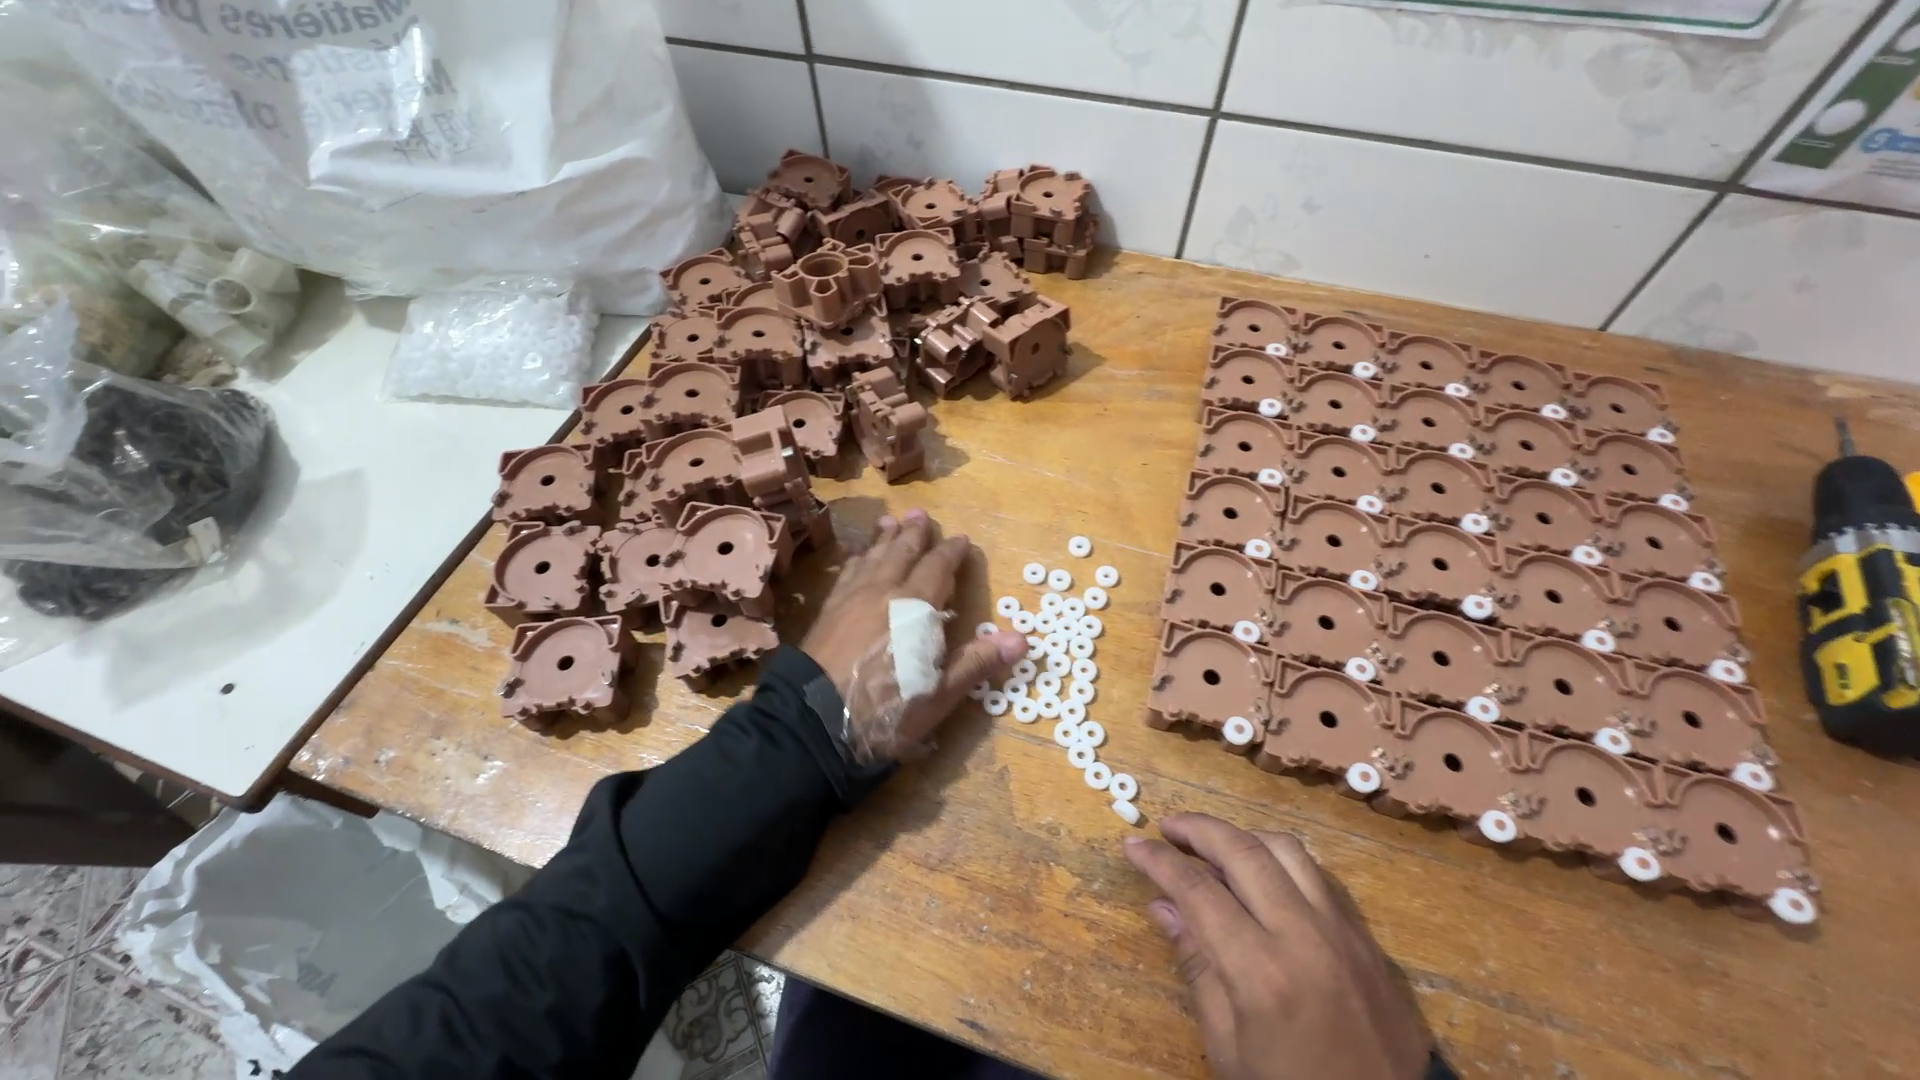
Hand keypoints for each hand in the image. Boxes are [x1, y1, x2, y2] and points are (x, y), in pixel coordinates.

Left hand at [801, 508, 1025, 761]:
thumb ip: (977, 661)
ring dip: (884, 539)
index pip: (937, 569)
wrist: (815, 721)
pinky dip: (857, 559)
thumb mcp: (939, 693)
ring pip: (872, 558)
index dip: (950, 553)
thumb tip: (1022, 638)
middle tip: (921, 515)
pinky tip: (857, 558)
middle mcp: (882, 592)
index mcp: (914, 607)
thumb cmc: (885, 710)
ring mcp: (850, 599)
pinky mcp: (827, 612)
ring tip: (890, 522)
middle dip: (914, 534)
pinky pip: (847, 573)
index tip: (960, 540)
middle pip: (901, 553)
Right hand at [1125, 814, 1431, 1079]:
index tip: (1133, 845)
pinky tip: (1262, 876)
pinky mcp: (1366, 938)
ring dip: (1243, 836)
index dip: (1159, 861)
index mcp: (1260, 971)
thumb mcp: (1228, 1048)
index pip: (1198, 891)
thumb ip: (1197, 968)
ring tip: (1214, 845)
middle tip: (1169, 827)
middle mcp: (1303, 936)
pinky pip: (1318, 876)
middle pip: (1244, 851)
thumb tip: (1163, 907)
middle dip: (1199, 829)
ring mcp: (1342, 932)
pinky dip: (1281, 860)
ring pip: (1287, 850)